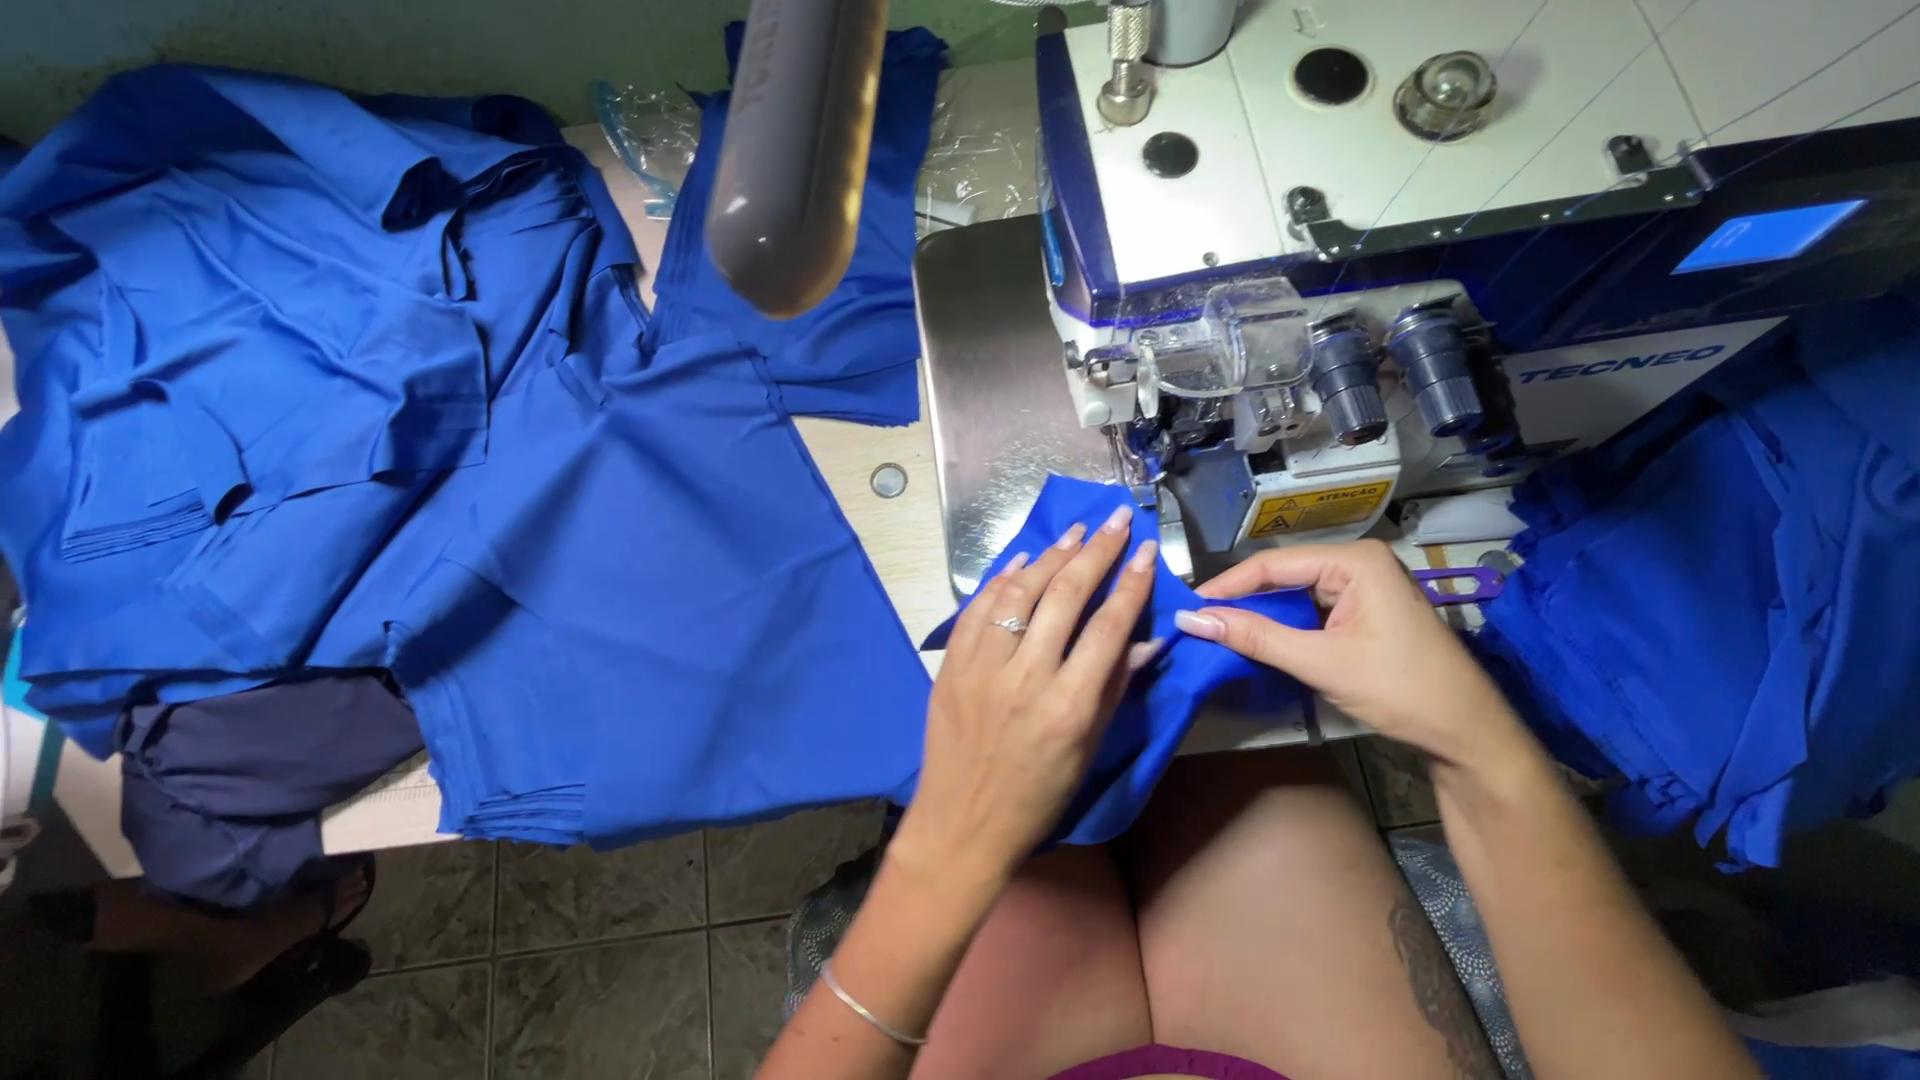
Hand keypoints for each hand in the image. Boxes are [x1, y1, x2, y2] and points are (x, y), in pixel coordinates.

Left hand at [893, 504, 1157, 889]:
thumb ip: (1114, 688)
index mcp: (1069, 705)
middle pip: (1065, 596)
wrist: (963, 823)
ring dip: (1050, 556)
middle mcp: (1026, 677)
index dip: (1131, 584)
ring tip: (1076, 533)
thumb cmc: (1037, 795)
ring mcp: (982, 667)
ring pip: (1019, 593)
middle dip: (1096, 552)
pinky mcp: (951, 665)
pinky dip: (1000, 580)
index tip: (1147, 551)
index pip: (1108, 627)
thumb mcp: (1087, 749)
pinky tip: (1022, 560)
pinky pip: (977, 610)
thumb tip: (1146, 640)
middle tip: (1116, 521)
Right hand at [1179, 540, 1527, 769]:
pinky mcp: (1367, 612)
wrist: (1468, 735)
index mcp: (1355, 560)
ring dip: (1260, 614)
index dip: (1226, 586)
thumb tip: (1191, 620)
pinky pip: (1312, 609)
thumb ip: (1254, 637)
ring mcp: (1366, 587)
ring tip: (1217, 629)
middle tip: (1197, 621)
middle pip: (1283, 575)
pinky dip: (1284, 626)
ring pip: (1295, 593)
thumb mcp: (1319, 662)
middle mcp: (1360, 563)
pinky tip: (1257, 639)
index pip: (1272, 564)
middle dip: (1241, 599)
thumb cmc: (1400, 689)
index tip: (1186, 608)